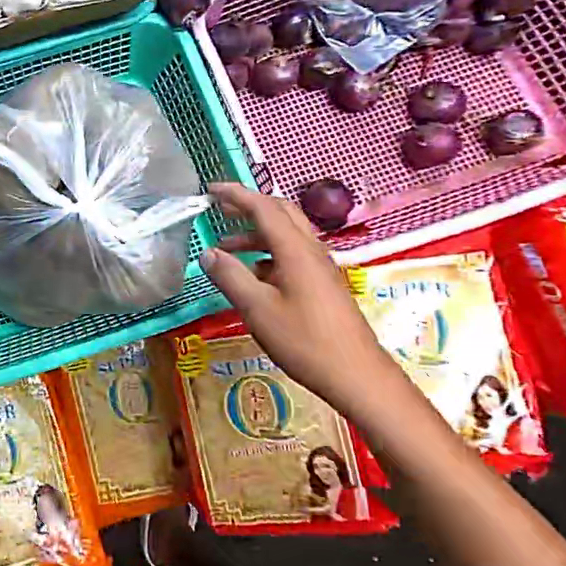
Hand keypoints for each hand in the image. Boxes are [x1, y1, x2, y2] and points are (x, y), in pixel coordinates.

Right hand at [199, 183, 417, 424]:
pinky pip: (293, 254)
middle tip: (220, 209)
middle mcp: (311, 250)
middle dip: (249, 206)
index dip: (235, 195)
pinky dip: (268, 253)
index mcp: (295, 249)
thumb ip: (230, 277)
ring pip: (287, 235)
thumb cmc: (305, 341)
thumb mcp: (257, 309)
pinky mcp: (323, 284)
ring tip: (227, 248)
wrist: (357, 375)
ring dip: (256, 233)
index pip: (263, 208)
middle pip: (280, 213)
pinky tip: (253, 275)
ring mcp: (320, 267)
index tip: (210, 190)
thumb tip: (208, 253)